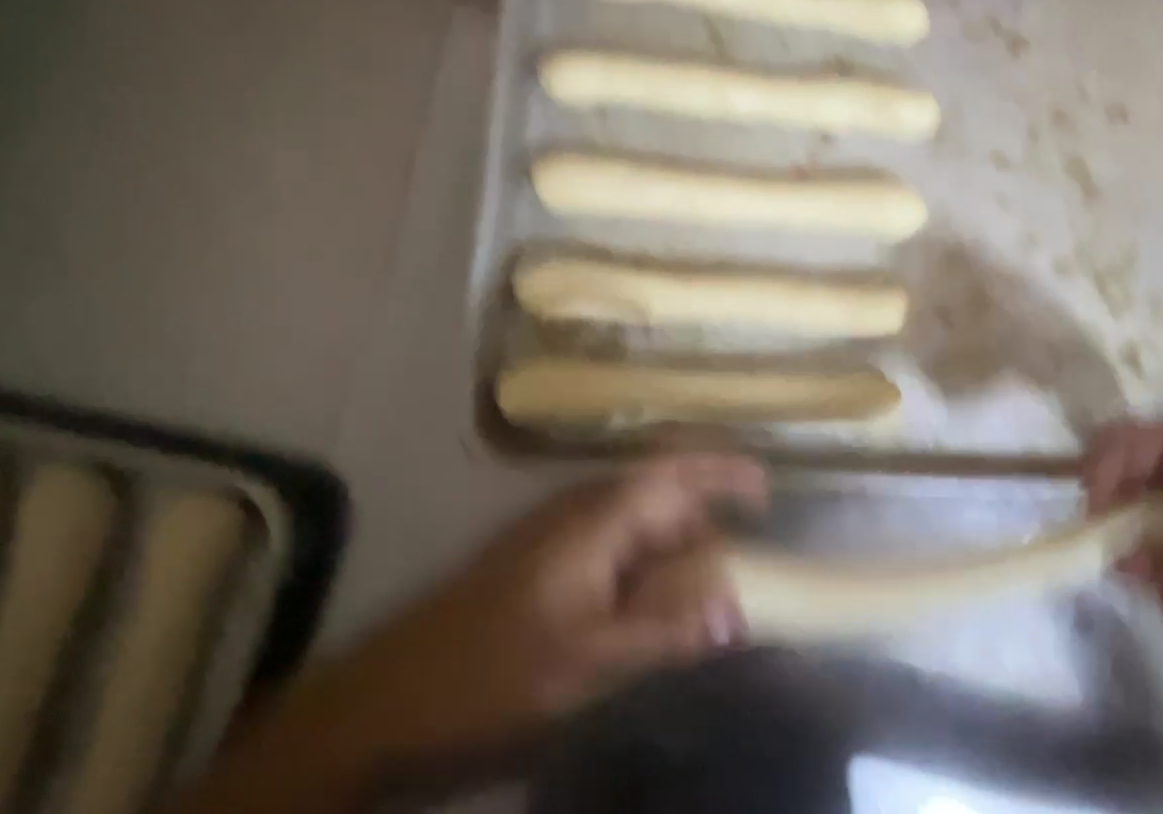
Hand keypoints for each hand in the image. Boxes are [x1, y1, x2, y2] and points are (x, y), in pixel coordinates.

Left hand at [318, 449, 767, 757]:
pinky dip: (650, 562)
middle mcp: (580, 509)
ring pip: (639, 519)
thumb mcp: (589, 658)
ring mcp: (559, 531)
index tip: (769, 488)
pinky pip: (617, 544)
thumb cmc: (494, 668)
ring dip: (679, 542)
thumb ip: (665, 631)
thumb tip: (737, 612)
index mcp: (595, 518)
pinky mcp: (546, 558)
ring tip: (713, 582)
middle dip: (709, 513)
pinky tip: (657, 599)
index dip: (724, 470)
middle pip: (661, 491)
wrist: (393, 692)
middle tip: (749, 554)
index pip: (673, 470)